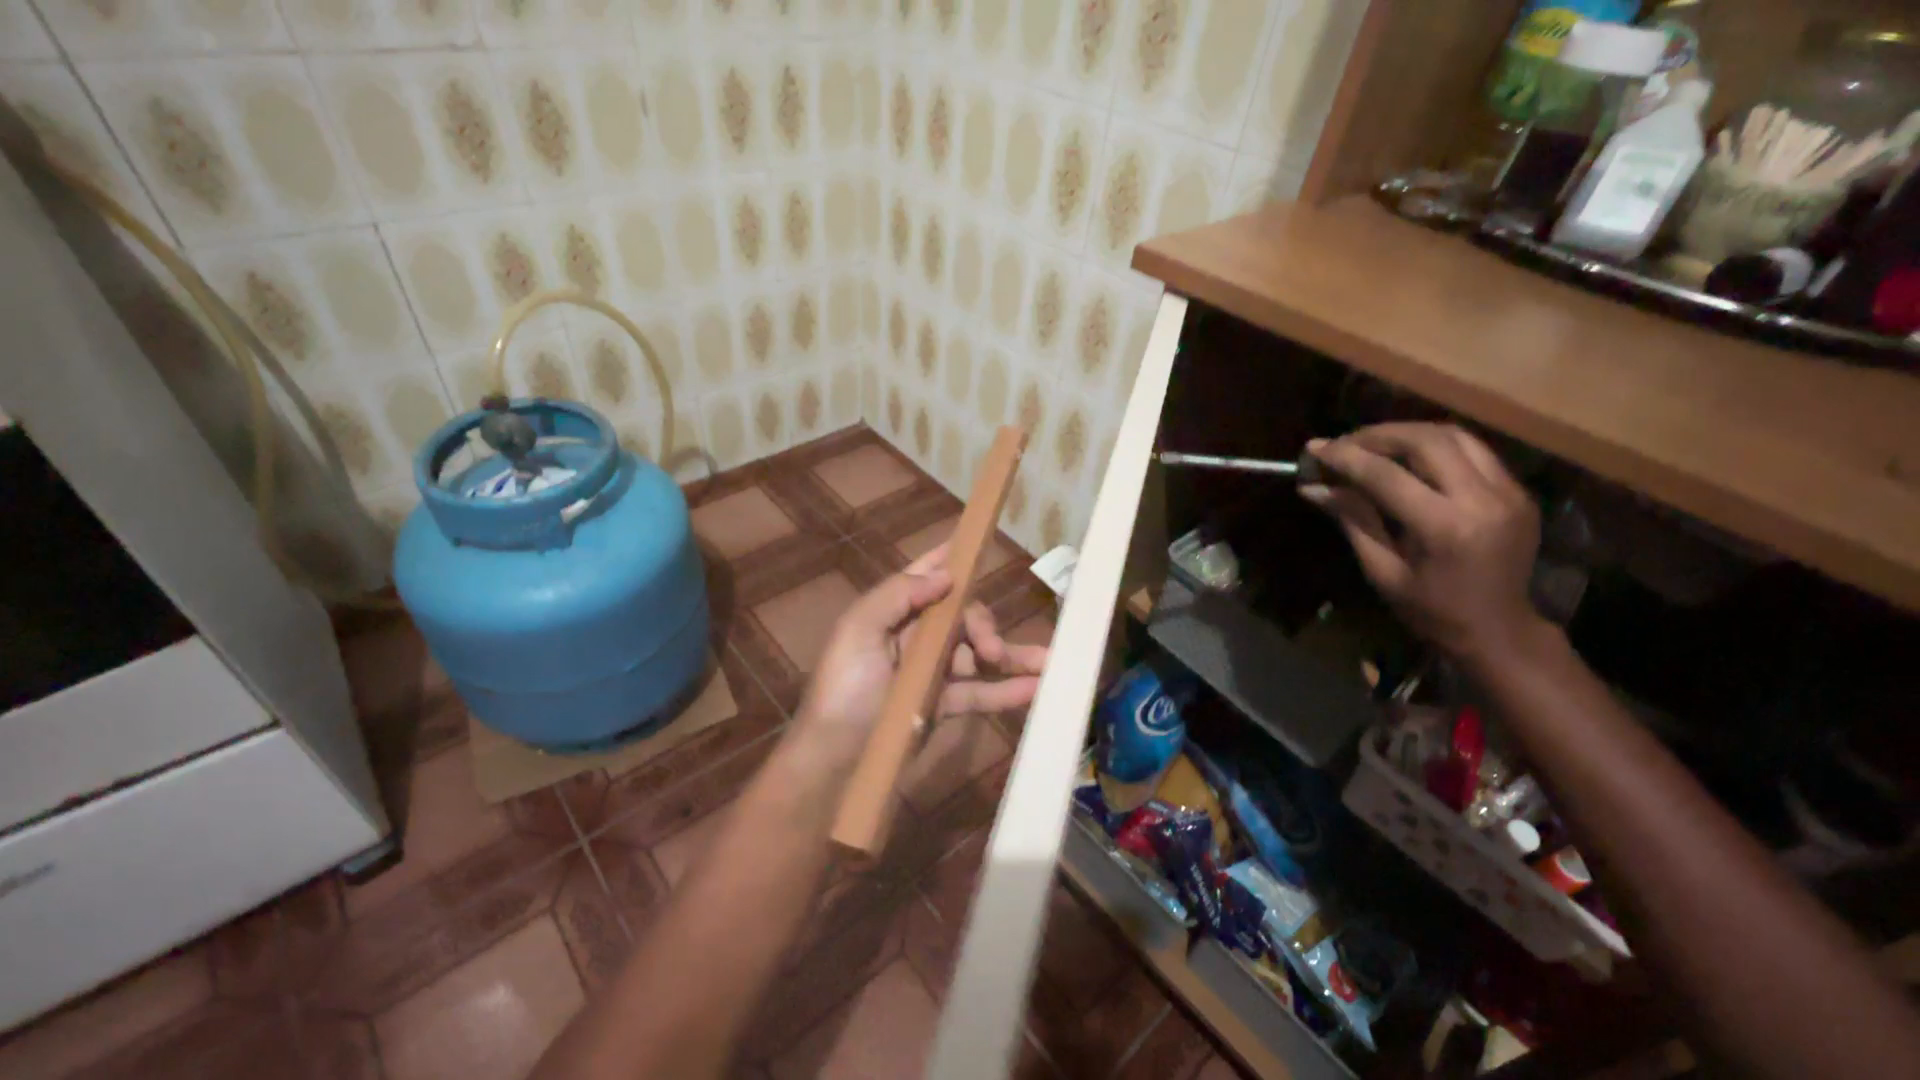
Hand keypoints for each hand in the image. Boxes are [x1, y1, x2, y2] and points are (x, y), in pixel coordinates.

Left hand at [794, 544, 1049, 758]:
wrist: (836, 759)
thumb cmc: (844, 689)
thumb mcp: (859, 631)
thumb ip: (898, 595)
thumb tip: (947, 574)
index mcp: (892, 613)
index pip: (926, 576)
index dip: (953, 560)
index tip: (983, 545)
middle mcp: (914, 637)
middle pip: (962, 617)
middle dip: (983, 625)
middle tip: (990, 650)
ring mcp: (931, 673)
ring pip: (978, 655)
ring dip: (1012, 654)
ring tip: (1049, 662)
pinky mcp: (942, 706)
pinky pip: (980, 693)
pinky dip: (1008, 690)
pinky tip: (1037, 688)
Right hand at [1301, 423, 1545, 664]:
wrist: (1499, 631)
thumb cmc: (1432, 611)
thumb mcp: (1383, 572)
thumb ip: (1353, 521)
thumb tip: (1313, 487)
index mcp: (1444, 528)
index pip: (1387, 475)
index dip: (1346, 457)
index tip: (1315, 449)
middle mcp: (1482, 500)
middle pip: (1425, 441)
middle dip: (1378, 435)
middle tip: (1345, 443)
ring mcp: (1508, 492)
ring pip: (1454, 435)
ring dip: (1409, 433)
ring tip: (1375, 443)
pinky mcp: (1518, 491)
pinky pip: (1475, 451)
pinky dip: (1438, 446)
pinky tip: (1412, 457)